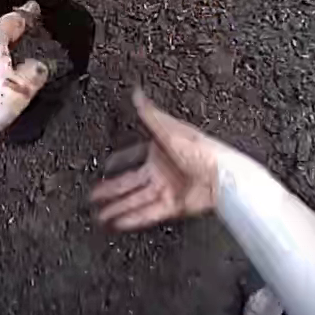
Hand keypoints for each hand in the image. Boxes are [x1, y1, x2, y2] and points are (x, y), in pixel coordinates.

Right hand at [91, 89, 250, 230]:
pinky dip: (134, 219)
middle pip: (131, 182)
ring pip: (137, 200)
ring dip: (118, 207)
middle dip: (111, 190)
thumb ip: (149, 114)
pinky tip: (119, 223)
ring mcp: (167, 188)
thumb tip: (136, 92)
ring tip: (100, 216)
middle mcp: (161, 170)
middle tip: (93, 198)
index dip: (119, 161)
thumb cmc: (200, 148)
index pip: (133, 156)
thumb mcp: (169, 129)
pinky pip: (149, 213)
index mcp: (160, 149)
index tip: (104, 167)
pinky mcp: (173, 205)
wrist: (222, 175)